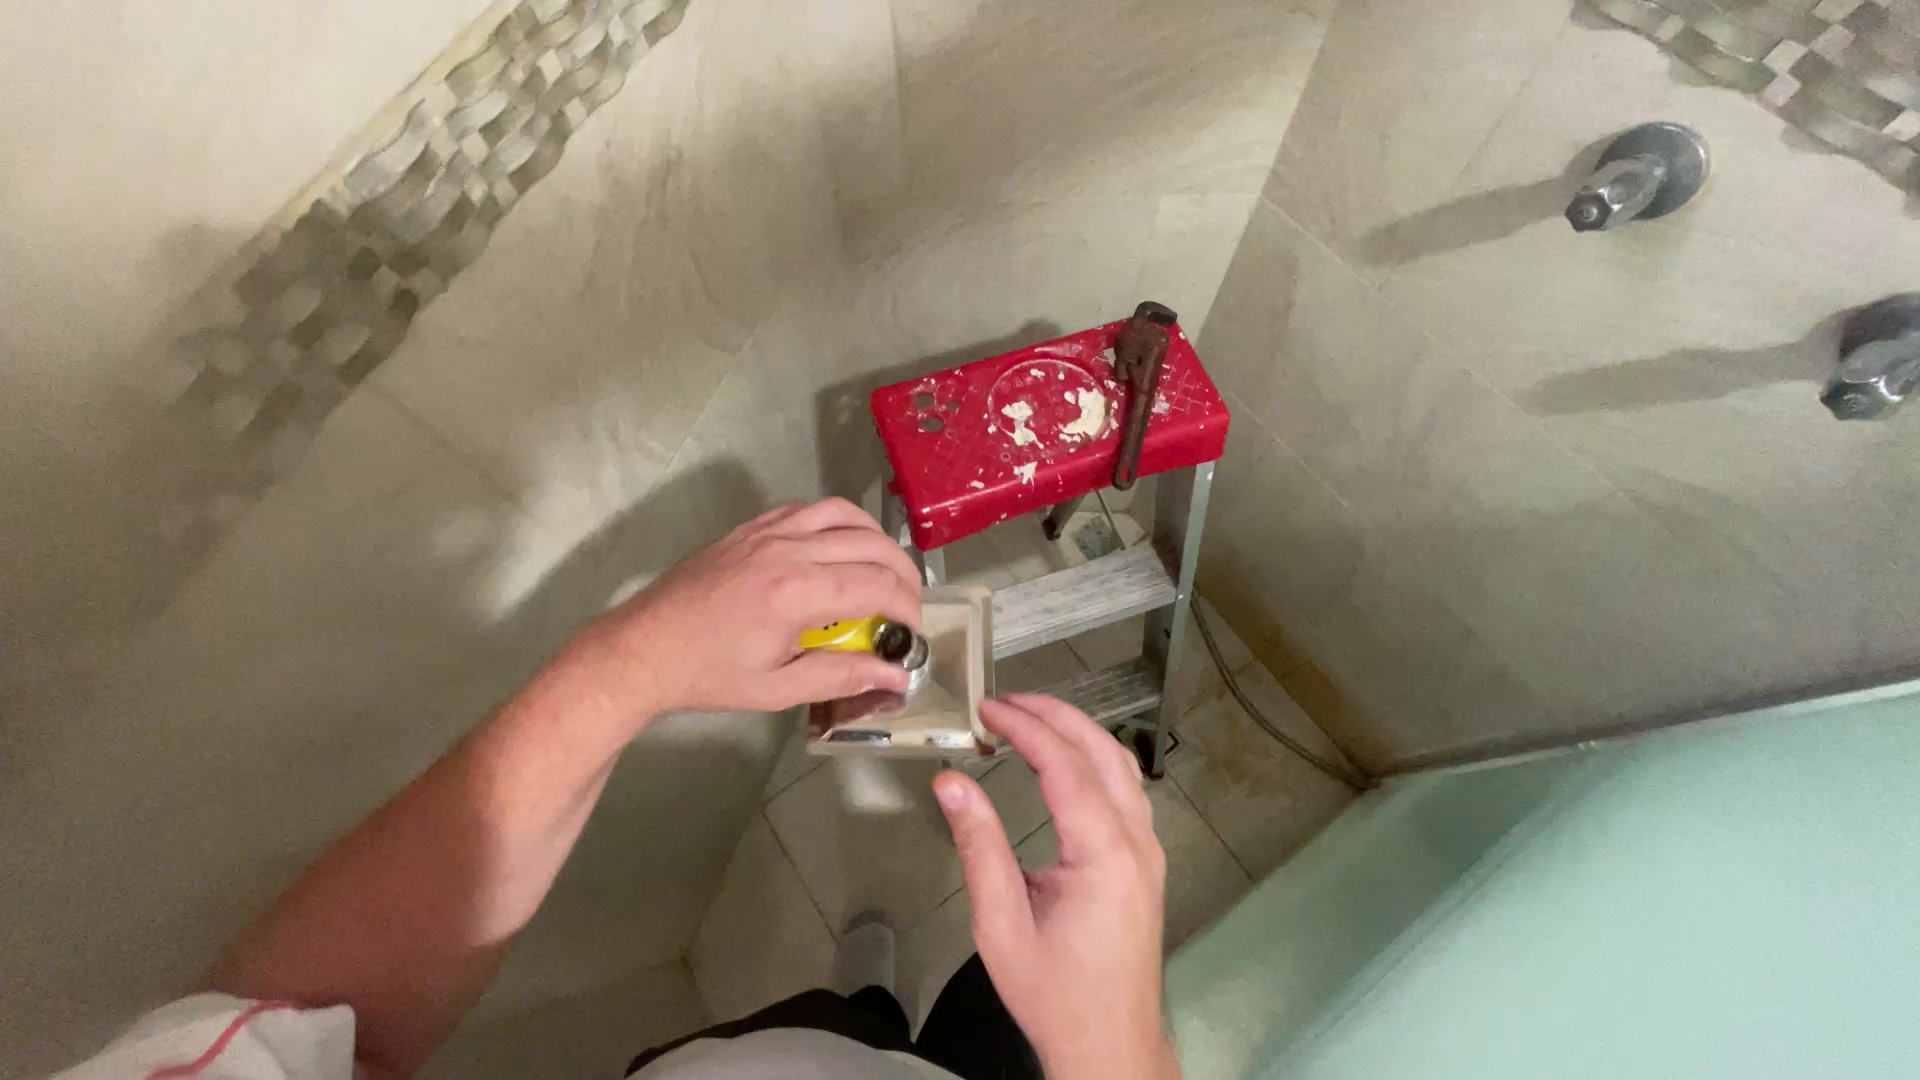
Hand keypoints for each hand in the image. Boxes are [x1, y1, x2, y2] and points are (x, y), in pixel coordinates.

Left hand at [571, 497, 923, 717]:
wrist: (643, 649)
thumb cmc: (709, 675)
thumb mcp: (777, 689)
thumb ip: (841, 676)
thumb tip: (895, 676)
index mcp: (795, 592)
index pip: (876, 585)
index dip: (907, 606)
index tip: (911, 630)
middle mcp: (787, 549)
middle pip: (870, 544)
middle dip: (903, 572)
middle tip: (908, 602)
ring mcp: (767, 531)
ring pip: (844, 514)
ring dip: (876, 539)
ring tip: (885, 567)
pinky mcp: (751, 526)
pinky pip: (809, 508)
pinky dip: (839, 521)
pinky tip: (841, 545)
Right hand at [934, 695, 1179, 1079]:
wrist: (1110, 1044)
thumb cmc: (1053, 990)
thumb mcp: (1001, 924)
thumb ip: (978, 845)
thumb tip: (950, 781)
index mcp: (1104, 853)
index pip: (1063, 764)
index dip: (1024, 726)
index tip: (986, 708)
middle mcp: (1137, 839)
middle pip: (1100, 749)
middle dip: (1053, 714)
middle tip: (1004, 701)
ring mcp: (1149, 846)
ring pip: (1120, 763)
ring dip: (1076, 730)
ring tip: (1030, 716)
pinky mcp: (1146, 857)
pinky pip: (1125, 786)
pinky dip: (1092, 755)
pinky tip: (1065, 757)